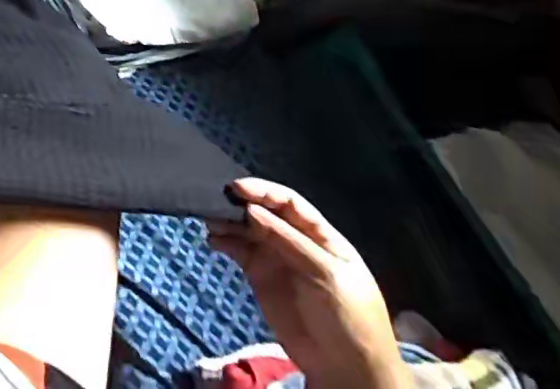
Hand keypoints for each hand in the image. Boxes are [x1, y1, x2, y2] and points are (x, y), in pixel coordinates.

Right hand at [209, 179, 410, 388]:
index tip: (237, 188)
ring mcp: (276, 258)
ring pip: (247, 229)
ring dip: (228, 222)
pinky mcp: (260, 275)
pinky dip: (224, 243)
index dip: (264, 191)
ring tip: (211, 223)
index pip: (289, 203)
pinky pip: (239, 251)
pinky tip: (214, 242)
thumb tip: (250, 209)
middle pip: (264, 212)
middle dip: (241, 204)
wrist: (345, 371)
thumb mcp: (326, 275)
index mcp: (320, 236)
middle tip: (216, 202)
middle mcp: (295, 241)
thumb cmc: (348, 319)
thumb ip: (289, 241)